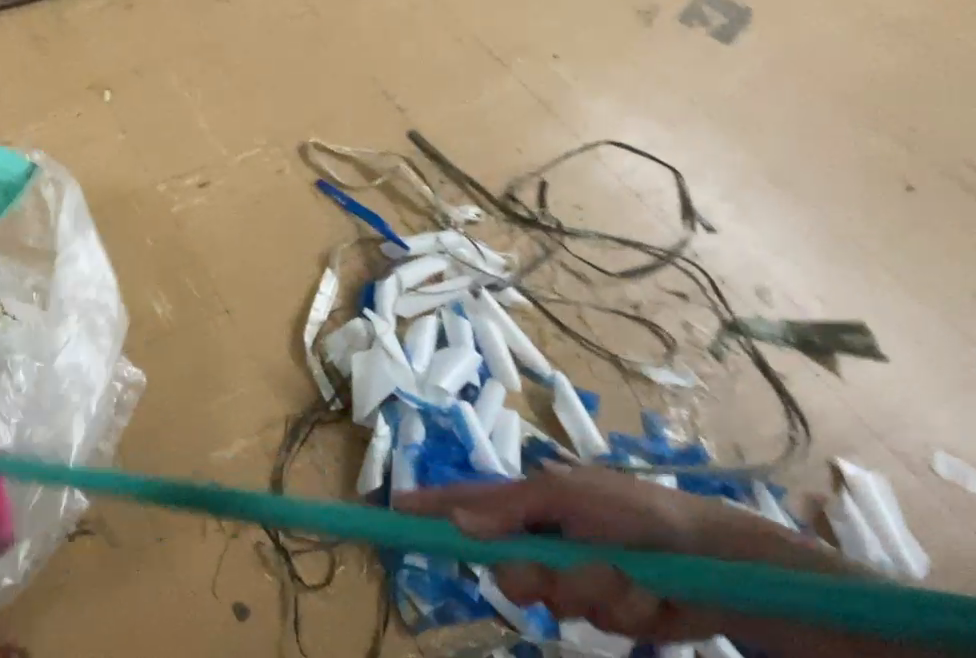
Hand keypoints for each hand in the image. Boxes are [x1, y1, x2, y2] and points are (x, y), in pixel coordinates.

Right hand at [398, 465, 893, 653]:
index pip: (464, 503)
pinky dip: (622, 612)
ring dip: (592, 595)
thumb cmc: (639, 512)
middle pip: (503, 568)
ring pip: (550, 600)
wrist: (725, 563)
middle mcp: (541, 538)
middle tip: (558, 575)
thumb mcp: (569, 497)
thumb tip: (457, 523)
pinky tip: (648, 599)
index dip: (428, 510)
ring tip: (629, 579)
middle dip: (535, 579)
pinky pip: (593, 620)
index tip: (391, 513)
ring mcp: (574, 574)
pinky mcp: (606, 608)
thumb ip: (511, 508)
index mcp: (527, 503)